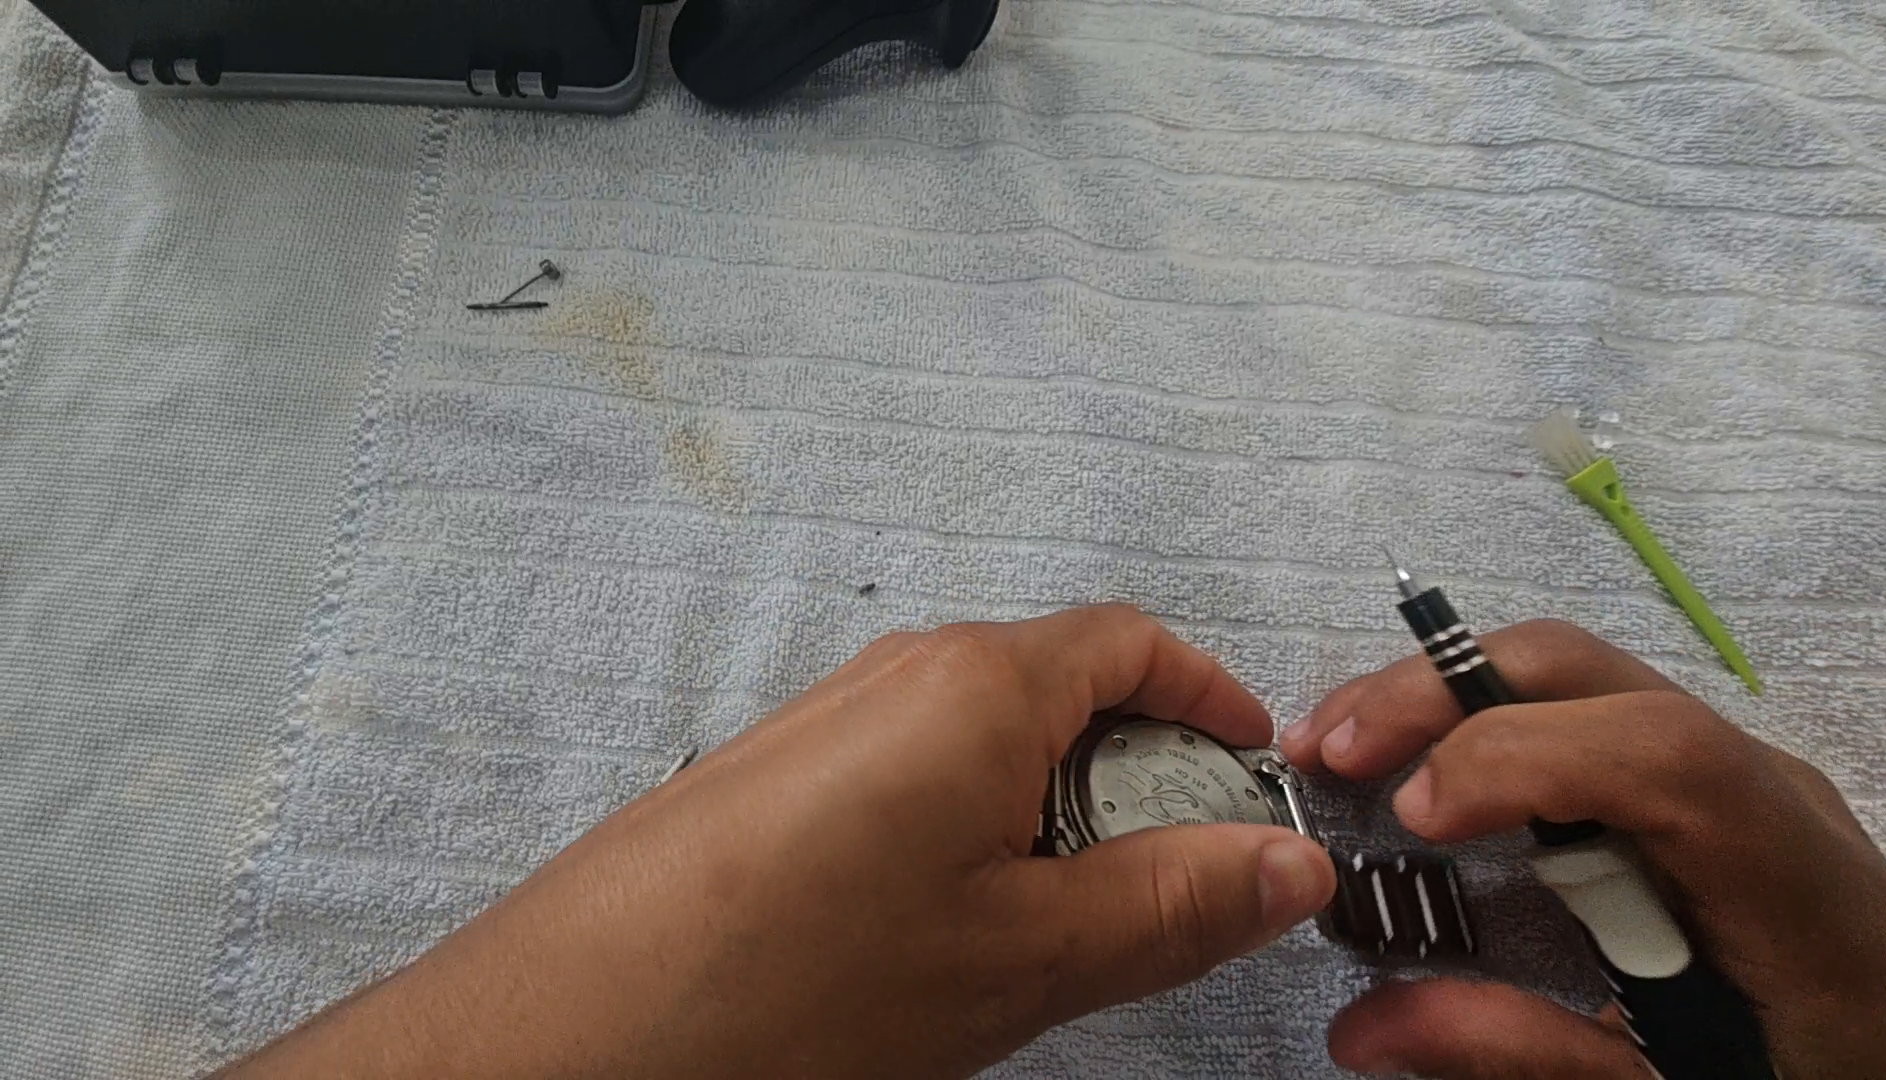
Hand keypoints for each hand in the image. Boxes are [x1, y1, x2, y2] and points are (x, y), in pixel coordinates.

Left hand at [218, 606, 1334, 1079]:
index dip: (1207, 690)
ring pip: (996, 715)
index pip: (1129, 639)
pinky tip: (966, 885)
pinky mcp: (806, 747)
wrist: (588, 1015)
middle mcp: (914, 662)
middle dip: (1140, 752)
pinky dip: (986, 795)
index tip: (1251, 759)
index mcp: (982, 679)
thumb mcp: (1026, 951)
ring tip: (1069, 886)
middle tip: (1170, 853)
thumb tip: (1294, 866)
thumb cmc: (823, 973)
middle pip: (1065, 676)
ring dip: (1059, 782)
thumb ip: (1174, 901)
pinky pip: (930, 744)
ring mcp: (850, 699)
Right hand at [1280, 619, 1885, 1078]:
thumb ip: (1524, 1053)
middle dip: (1429, 695)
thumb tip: (1358, 1028)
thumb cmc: (1822, 1077)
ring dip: (1416, 691)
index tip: (1414, 821)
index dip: (1515, 761)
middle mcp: (1754, 783)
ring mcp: (1706, 753)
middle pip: (1573, 671)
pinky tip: (1387, 746)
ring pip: (1542, 665)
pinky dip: (1443, 705)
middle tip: (1332, 754)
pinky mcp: (1661, 754)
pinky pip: (1539, 694)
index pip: (1660, 758)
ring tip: (1328, 743)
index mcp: (1797, 885)